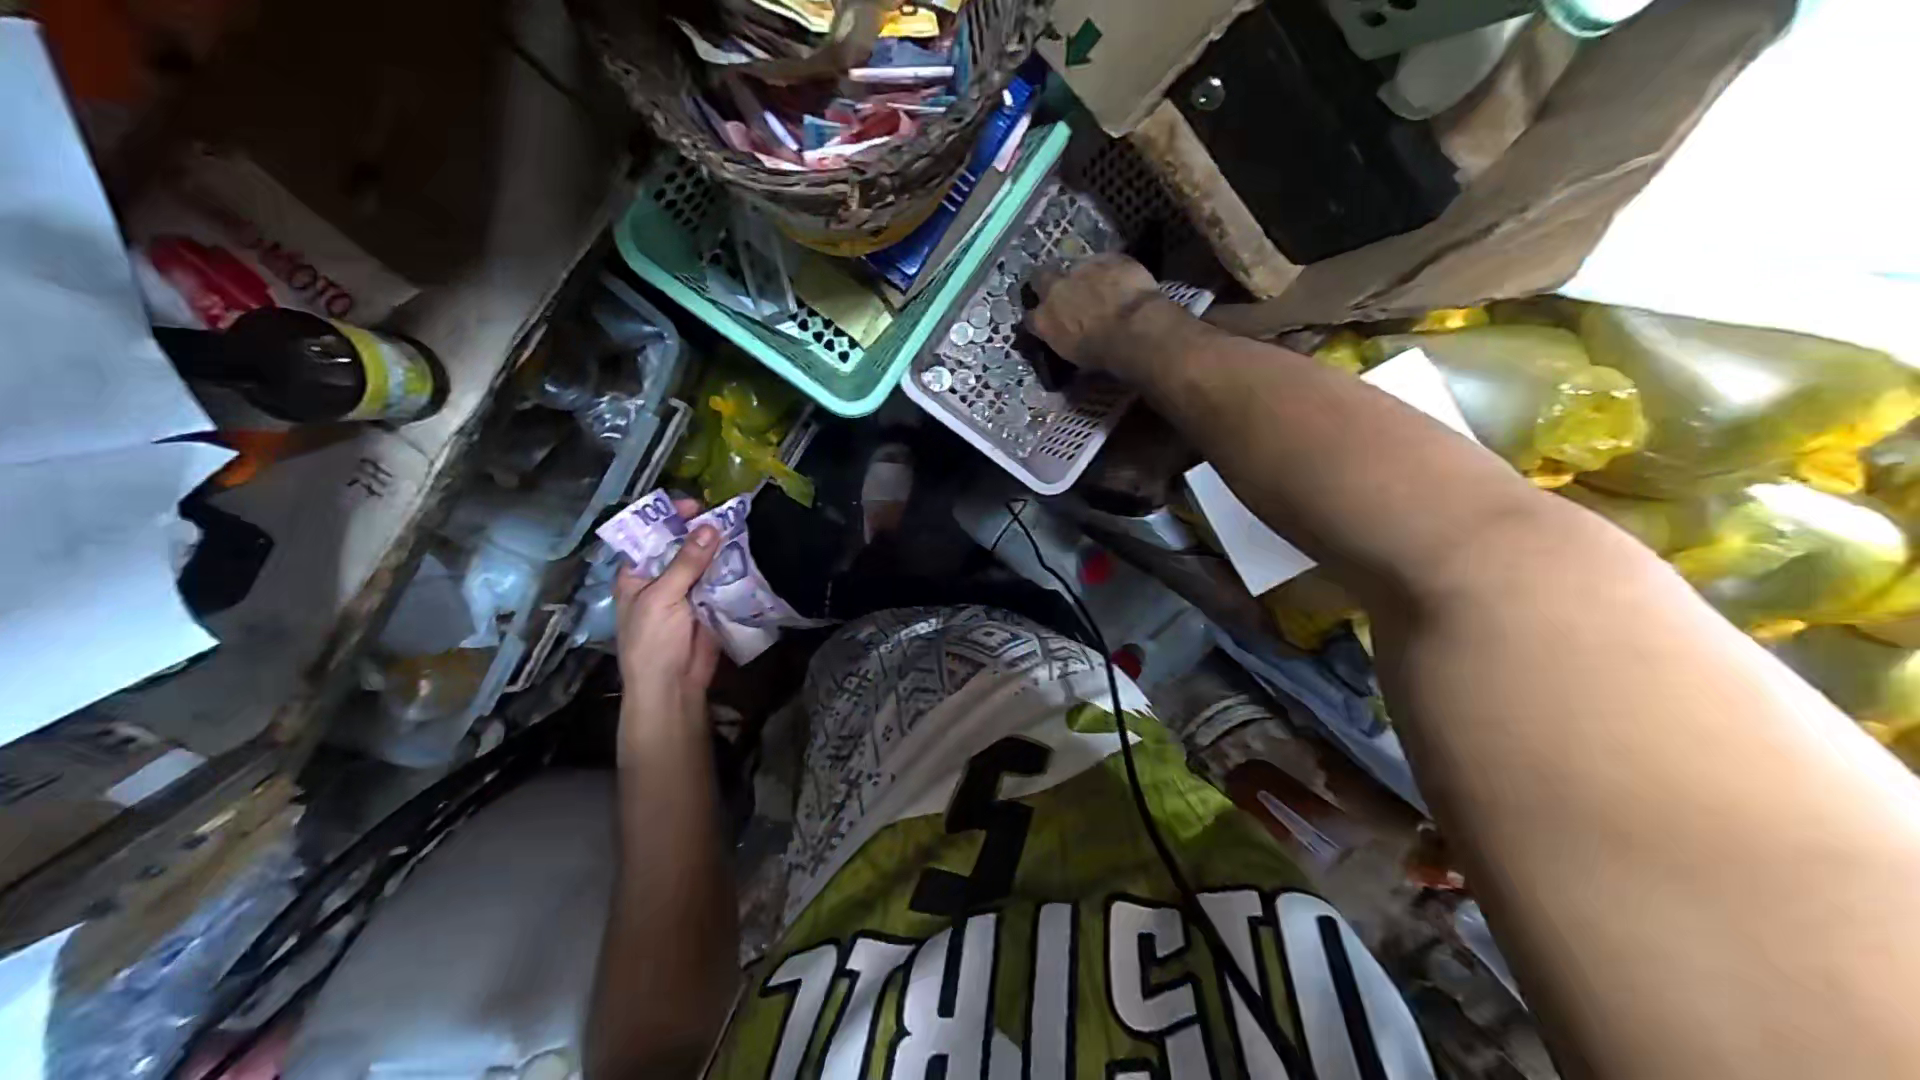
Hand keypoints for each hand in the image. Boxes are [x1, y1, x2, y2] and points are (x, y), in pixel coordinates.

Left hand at [614, 497, 720, 754]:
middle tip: (727, 514)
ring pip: (706, 562)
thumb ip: (687, 562)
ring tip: (742, 529)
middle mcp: (662, 578)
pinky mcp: (710, 604)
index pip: (652, 535)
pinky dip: (734, 569)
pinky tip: (748, 554)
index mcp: (638, 573)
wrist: (672, 685)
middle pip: (684, 545)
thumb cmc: (652, 641)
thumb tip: (710, 526)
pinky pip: (723, 581)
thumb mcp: (663, 597)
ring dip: (722, 549)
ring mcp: (688, 591)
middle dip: (703, 531)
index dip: (671, 517)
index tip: (695, 504)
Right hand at [1025, 253, 1171, 374]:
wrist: (1133, 330)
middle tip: (1064, 291)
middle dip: (1048, 283)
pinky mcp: (1107, 258)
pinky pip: (1104, 260)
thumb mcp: (1075, 356)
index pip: (1031, 318)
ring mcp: (1080, 269)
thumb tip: (1070, 343)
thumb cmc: (1102, 354)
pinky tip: (1121, 279)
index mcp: (1043, 321)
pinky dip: (1110, 269)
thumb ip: (1064, 342)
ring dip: (1083, 276)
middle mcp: (1055, 290)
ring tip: (1099, 286)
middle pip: (1041, 278)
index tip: (1049, 322)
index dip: (1040, 318)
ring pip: (1075, 266)